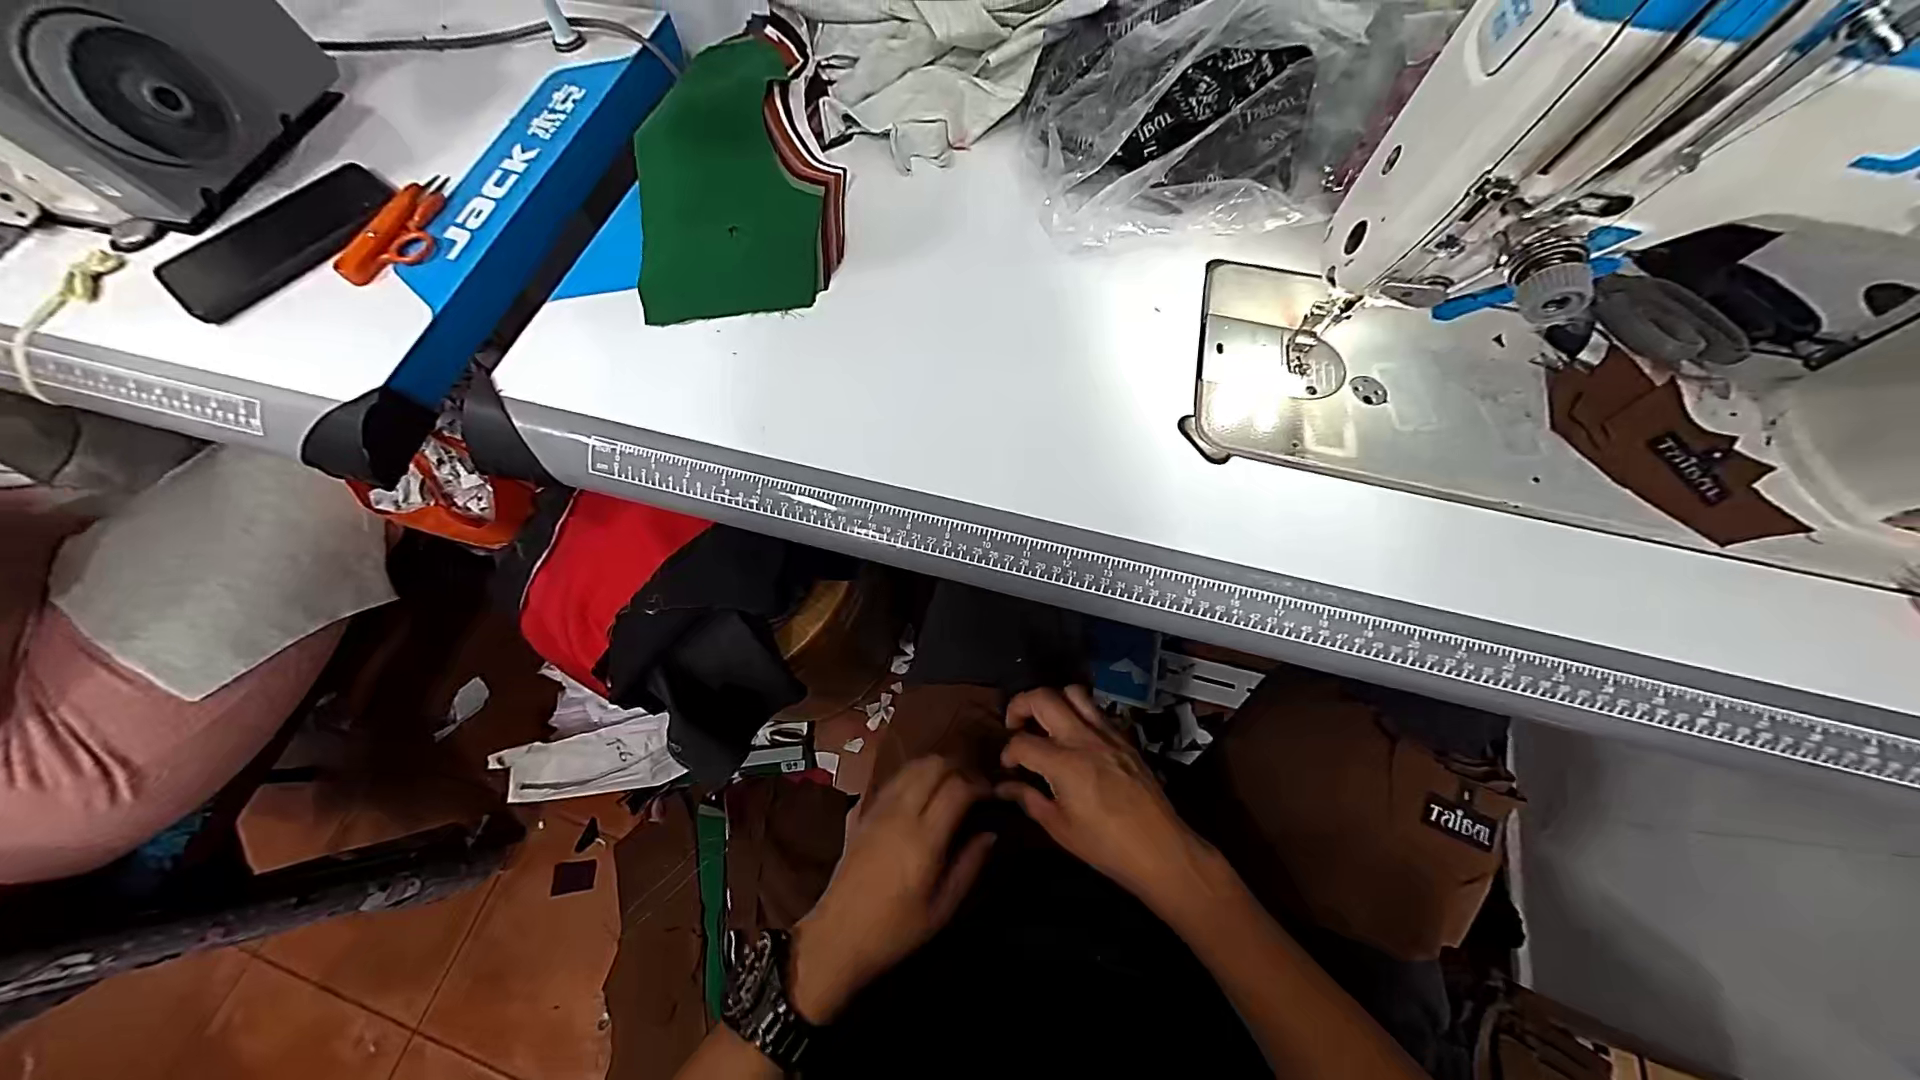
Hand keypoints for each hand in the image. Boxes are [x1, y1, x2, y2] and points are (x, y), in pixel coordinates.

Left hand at [791, 757, 994, 1022]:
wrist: (836, 936)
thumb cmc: (894, 930)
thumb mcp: (941, 908)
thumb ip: (969, 866)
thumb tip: (990, 834)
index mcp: (924, 838)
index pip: (957, 788)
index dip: (979, 785)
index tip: (991, 795)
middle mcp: (901, 814)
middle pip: (934, 765)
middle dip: (959, 767)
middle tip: (973, 785)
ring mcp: (878, 809)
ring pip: (911, 766)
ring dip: (935, 767)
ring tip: (950, 785)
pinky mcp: (862, 812)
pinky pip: (892, 779)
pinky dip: (913, 775)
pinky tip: (920, 793)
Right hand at [997, 686, 1213, 909]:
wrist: (1161, 849)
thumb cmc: (1106, 845)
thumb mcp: (1060, 828)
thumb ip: (1029, 799)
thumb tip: (1004, 786)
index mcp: (1064, 763)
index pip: (1022, 742)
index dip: (1007, 752)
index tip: (1007, 766)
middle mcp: (1084, 738)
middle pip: (1043, 698)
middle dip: (1020, 705)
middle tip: (1015, 725)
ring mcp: (1107, 734)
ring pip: (1074, 692)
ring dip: (1053, 700)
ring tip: (1046, 722)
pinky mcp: (1124, 738)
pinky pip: (1096, 710)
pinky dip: (1078, 712)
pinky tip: (1075, 736)